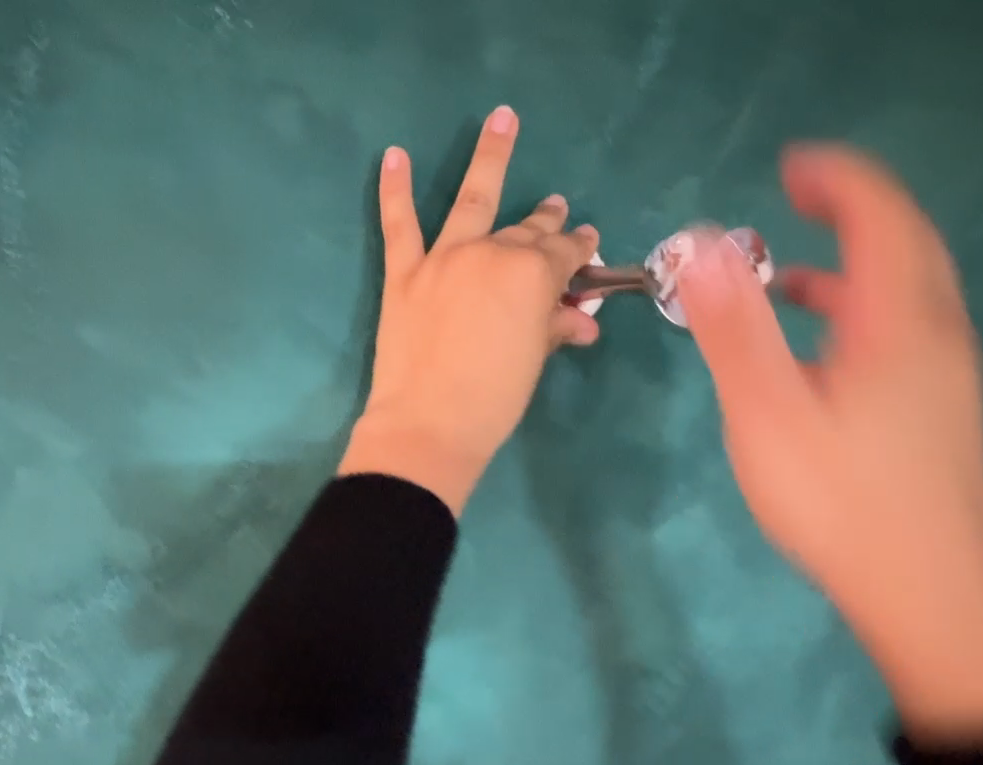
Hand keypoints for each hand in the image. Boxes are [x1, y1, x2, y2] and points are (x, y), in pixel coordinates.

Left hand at [338, 105, 600, 515]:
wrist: (427, 426)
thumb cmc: (492, 402)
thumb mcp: (533, 362)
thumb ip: (554, 328)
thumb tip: (582, 321)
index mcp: (533, 275)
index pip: (564, 253)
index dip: (579, 250)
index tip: (587, 245)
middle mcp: (492, 253)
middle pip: (526, 230)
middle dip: (546, 220)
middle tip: (555, 208)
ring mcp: (444, 259)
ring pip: (471, 200)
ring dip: (490, 156)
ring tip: (500, 120)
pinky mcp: (404, 275)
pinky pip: (399, 224)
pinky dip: (395, 189)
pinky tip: (394, 156)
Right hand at [677, 144, 982, 741]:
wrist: (925, 587)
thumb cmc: (837, 497)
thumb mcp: (766, 410)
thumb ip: (732, 327)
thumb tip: (700, 246)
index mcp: (897, 320)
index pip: (880, 217)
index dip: (837, 181)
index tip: (788, 168)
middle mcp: (934, 333)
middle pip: (904, 246)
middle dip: (850, 211)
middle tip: (795, 199)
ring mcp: (944, 374)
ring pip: (906, 293)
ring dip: (851, 265)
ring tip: (789, 274)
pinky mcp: (937, 410)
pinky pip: (903, 331)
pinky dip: (859, 311)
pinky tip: (818, 352)